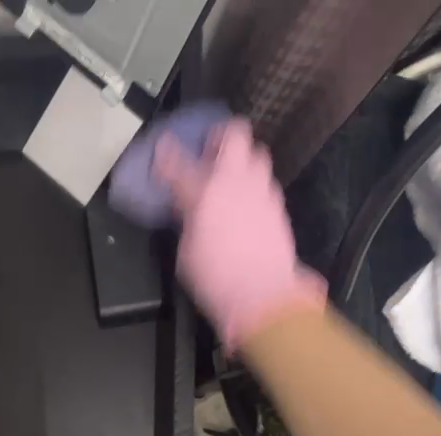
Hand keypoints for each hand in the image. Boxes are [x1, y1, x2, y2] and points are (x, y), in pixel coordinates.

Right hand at [154, 118, 327, 348]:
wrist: (262, 294)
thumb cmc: (215, 279)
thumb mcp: (186, 251)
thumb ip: (189, 220)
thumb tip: (190, 210)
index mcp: (204, 193)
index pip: (178, 165)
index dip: (167, 155)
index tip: (162, 148)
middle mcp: (236, 182)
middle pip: (234, 135)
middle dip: (220, 138)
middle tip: (208, 153)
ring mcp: (261, 191)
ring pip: (255, 155)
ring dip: (241, 160)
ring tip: (229, 179)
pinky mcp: (277, 206)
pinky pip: (264, 183)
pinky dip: (252, 187)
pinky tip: (244, 206)